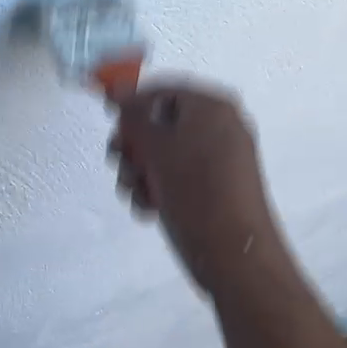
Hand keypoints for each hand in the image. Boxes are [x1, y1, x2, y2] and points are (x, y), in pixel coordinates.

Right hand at [108, 77, 287, 291]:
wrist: (237, 259)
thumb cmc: (195, 193)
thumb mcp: (156, 148)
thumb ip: (134, 114)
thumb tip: (121, 89)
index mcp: (212, 107)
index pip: (163, 90)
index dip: (132, 102)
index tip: (108, 119)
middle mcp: (221, 126)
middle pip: (161, 122)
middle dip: (134, 144)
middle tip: (120, 163)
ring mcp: (222, 158)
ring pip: (165, 152)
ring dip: (141, 171)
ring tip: (136, 194)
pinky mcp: (219, 187)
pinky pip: (180, 175)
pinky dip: (160, 187)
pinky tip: (149, 208)